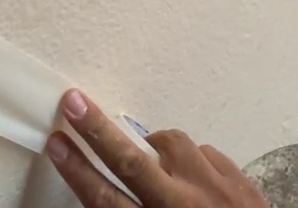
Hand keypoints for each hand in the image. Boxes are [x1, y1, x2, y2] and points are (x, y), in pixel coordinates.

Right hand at [46, 89, 265, 207]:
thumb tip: (110, 195)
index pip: (106, 200)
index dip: (77, 170)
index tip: (56, 141)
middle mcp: (183, 207)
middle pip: (130, 160)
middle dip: (97, 130)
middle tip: (73, 101)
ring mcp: (216, 190)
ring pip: (173, 145)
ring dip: (160, 150)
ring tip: (161, 168)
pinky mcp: (242, 181)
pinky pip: (207, 154)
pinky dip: (196, 163)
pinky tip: (198, 182)